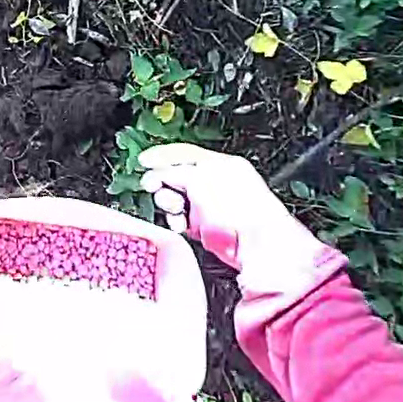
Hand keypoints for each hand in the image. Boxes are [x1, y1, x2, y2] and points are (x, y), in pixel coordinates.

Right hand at [138, 144, 311, 275]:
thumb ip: (175, 172)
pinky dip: (179, 221)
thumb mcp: (200, 179)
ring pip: (180, 199)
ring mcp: (215, 206)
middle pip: (178, 177)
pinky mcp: (211, 228)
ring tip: (174, 211)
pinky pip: (186, 219)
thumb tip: (158, 174)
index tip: (144, 162)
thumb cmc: (239, 209)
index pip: (184, 154)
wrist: (258, 247)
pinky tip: (180, 225)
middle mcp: (219, 183)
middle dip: (164, 183)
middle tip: (155, 189)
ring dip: (170, 204)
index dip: (161, 157)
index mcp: (221, 164)